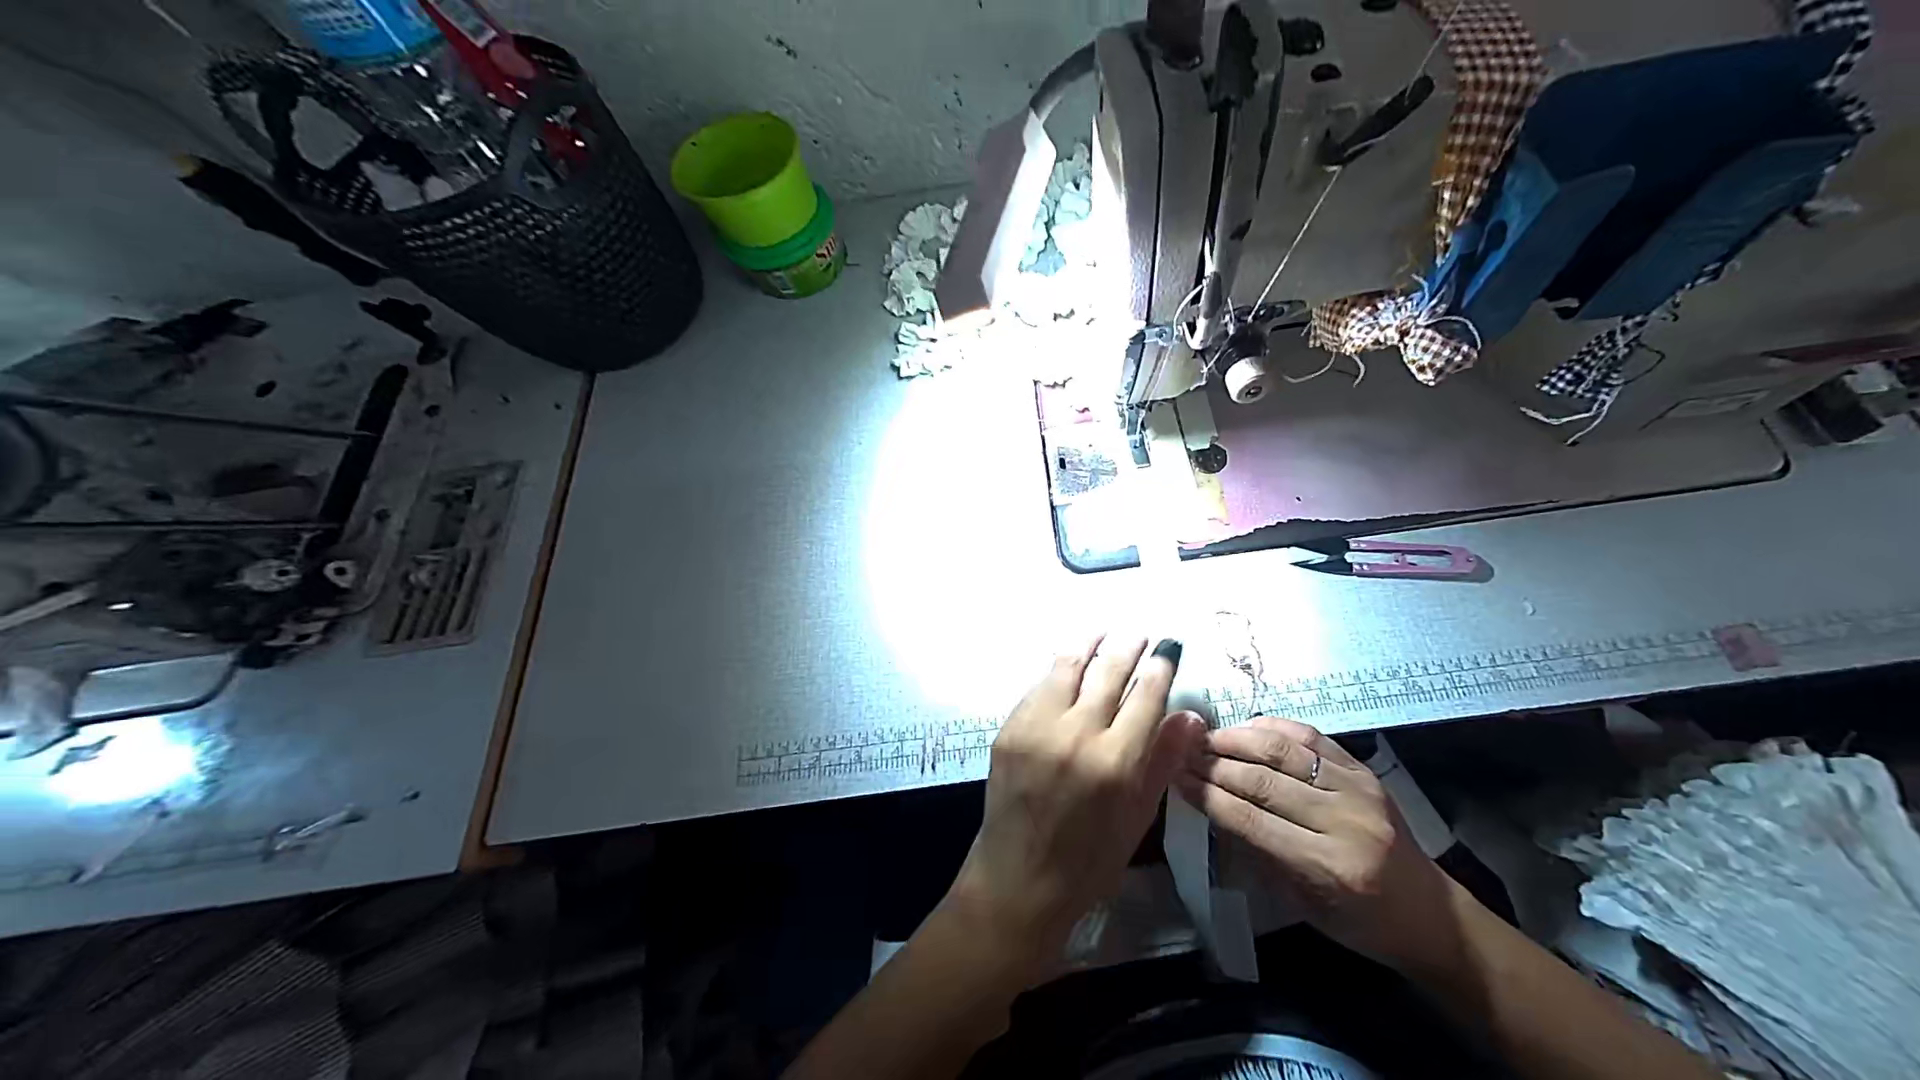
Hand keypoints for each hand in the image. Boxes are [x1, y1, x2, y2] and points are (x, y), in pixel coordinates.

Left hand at [946, 636, 1205, 970]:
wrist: (1018, 879)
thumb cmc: (1089, 860)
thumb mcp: (1138, 817)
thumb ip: (1163, 761)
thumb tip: (1190, 716)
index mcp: (1115, 761)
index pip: (1145, 697)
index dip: (1159, 668)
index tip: (1168, 649)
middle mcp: (1076, 734)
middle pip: (1107, 673)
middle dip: (1127, 648)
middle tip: (1140, 633)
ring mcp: (1036, 728)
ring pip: (1067, 669)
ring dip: (1089, 646)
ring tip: (1103, 633)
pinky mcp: (1009, 729)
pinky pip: (1038, 688)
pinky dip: (1058, 672)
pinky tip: (1068, 665)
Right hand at [1177, 715, 1458, 971]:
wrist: (1430, 914)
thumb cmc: (1358, 921)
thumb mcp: (1299, 902)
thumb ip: (1255, 851)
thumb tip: (1208, 804)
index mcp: (1331, 867)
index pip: (1252, 821)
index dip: (1208, 796)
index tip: (1175, 777)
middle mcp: (1347, 821)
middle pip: (1264, 781)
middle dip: (1215, 764)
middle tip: (1180, 753)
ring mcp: (1360, 790)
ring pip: (1284, 750)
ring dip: (1237, 739)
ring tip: (1206, 737)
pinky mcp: (1365, 770)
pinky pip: (1311, 736)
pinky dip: (1273, 726)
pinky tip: (1246, 727)